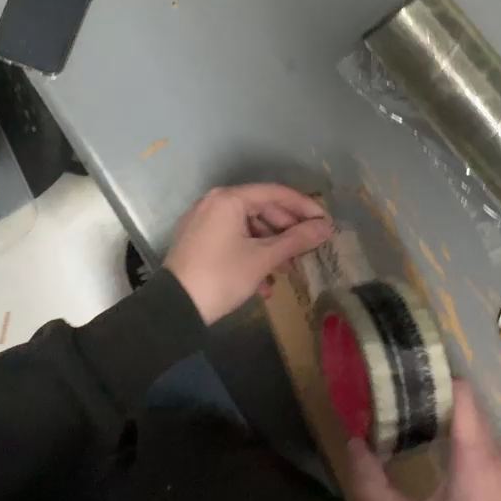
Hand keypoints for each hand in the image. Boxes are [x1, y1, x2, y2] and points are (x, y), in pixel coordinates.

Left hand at [165, 183, 332, 323]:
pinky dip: (249, 254)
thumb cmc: (222, 276)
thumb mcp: (263, 258)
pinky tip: (262, 284)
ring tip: (286, 271)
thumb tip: (326, 228)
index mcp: (229, 199)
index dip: (304, 207)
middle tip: (307, 249)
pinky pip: (231, 238)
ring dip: (269, 247)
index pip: (275, 193)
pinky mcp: (197, 239)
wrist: (174, 307)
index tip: (325, 222)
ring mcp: (203, 220)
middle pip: (261, 209)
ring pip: (247, 226)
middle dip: (286, 232)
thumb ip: (296, 240)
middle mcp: (214, 202)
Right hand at [346, 380, 500, 500]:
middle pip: (473, 409)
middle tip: (404, 396)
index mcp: (476, 458)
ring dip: (454, 418)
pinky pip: (489, 447)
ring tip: (418, 419)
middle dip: (440, 397)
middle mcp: (499, 458)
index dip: (438, 378)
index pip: (464, 396)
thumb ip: (374, 487)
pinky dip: (466, 438)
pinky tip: (441, 454)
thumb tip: (351, 444)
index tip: (408, 375)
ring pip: (482, 428)